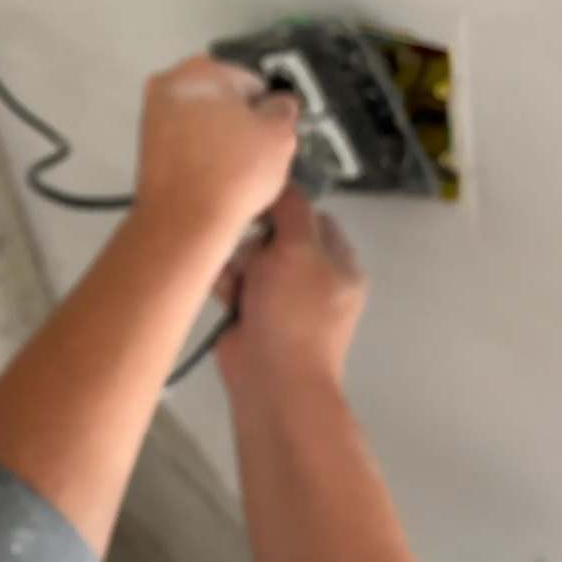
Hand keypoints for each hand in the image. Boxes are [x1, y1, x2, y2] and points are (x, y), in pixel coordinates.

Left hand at [131, 55, 299, 238]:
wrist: (183, 219)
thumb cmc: (234, 171)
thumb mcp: (279, 135)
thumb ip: (283, 109)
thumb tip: (277, 103)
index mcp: (200, 69)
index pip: (251, 82)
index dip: (268, 110)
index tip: (272, 136)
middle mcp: (169, 82)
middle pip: (223, 98)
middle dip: (241, 120)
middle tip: (255, 153)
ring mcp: (152, 111)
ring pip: (203, 118)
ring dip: (221, 136)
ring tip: (235, 168)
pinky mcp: (145, 140)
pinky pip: (185, 138)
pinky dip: (200, 150)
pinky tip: (213, 174)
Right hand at [214, 188, 365, 386]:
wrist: (272, 378)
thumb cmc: (294, 311)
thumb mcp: (299, 249)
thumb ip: (292, 209)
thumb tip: (283, 183)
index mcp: (338, 263)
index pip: (310, 216)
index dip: (285, 210)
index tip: (260, 210)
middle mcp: (311, 276)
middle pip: (272, 234)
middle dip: (253, 242)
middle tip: (250, 257)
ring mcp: (281, 295)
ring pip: (247, 256)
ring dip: (234, 264)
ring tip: (234, 282)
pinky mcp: (252, 310)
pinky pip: (232, 280)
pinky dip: (225, 284)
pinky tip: (223, 294)